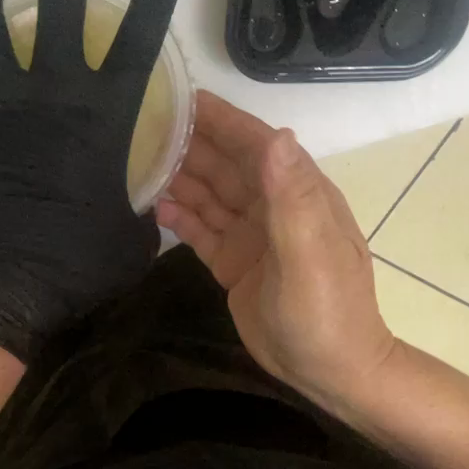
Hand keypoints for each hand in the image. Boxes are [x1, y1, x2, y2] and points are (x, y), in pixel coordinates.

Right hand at [158, 91, 398, 408]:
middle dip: (192, 145)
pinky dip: (181, 219)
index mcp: (297, 195)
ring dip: (181, 179)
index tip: (183, 99)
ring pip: (211, 197)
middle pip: (227, 166)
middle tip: (144, 127)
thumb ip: (291, 198)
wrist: (328, 369)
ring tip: (139, 162)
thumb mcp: (310, 254)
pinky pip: (202, 233)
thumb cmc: (327, 312)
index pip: (255, 145)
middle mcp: (272, 209)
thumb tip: (275, 136)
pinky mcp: (233, 265)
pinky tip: (155, 207)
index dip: (221, 121)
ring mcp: (252, 238)